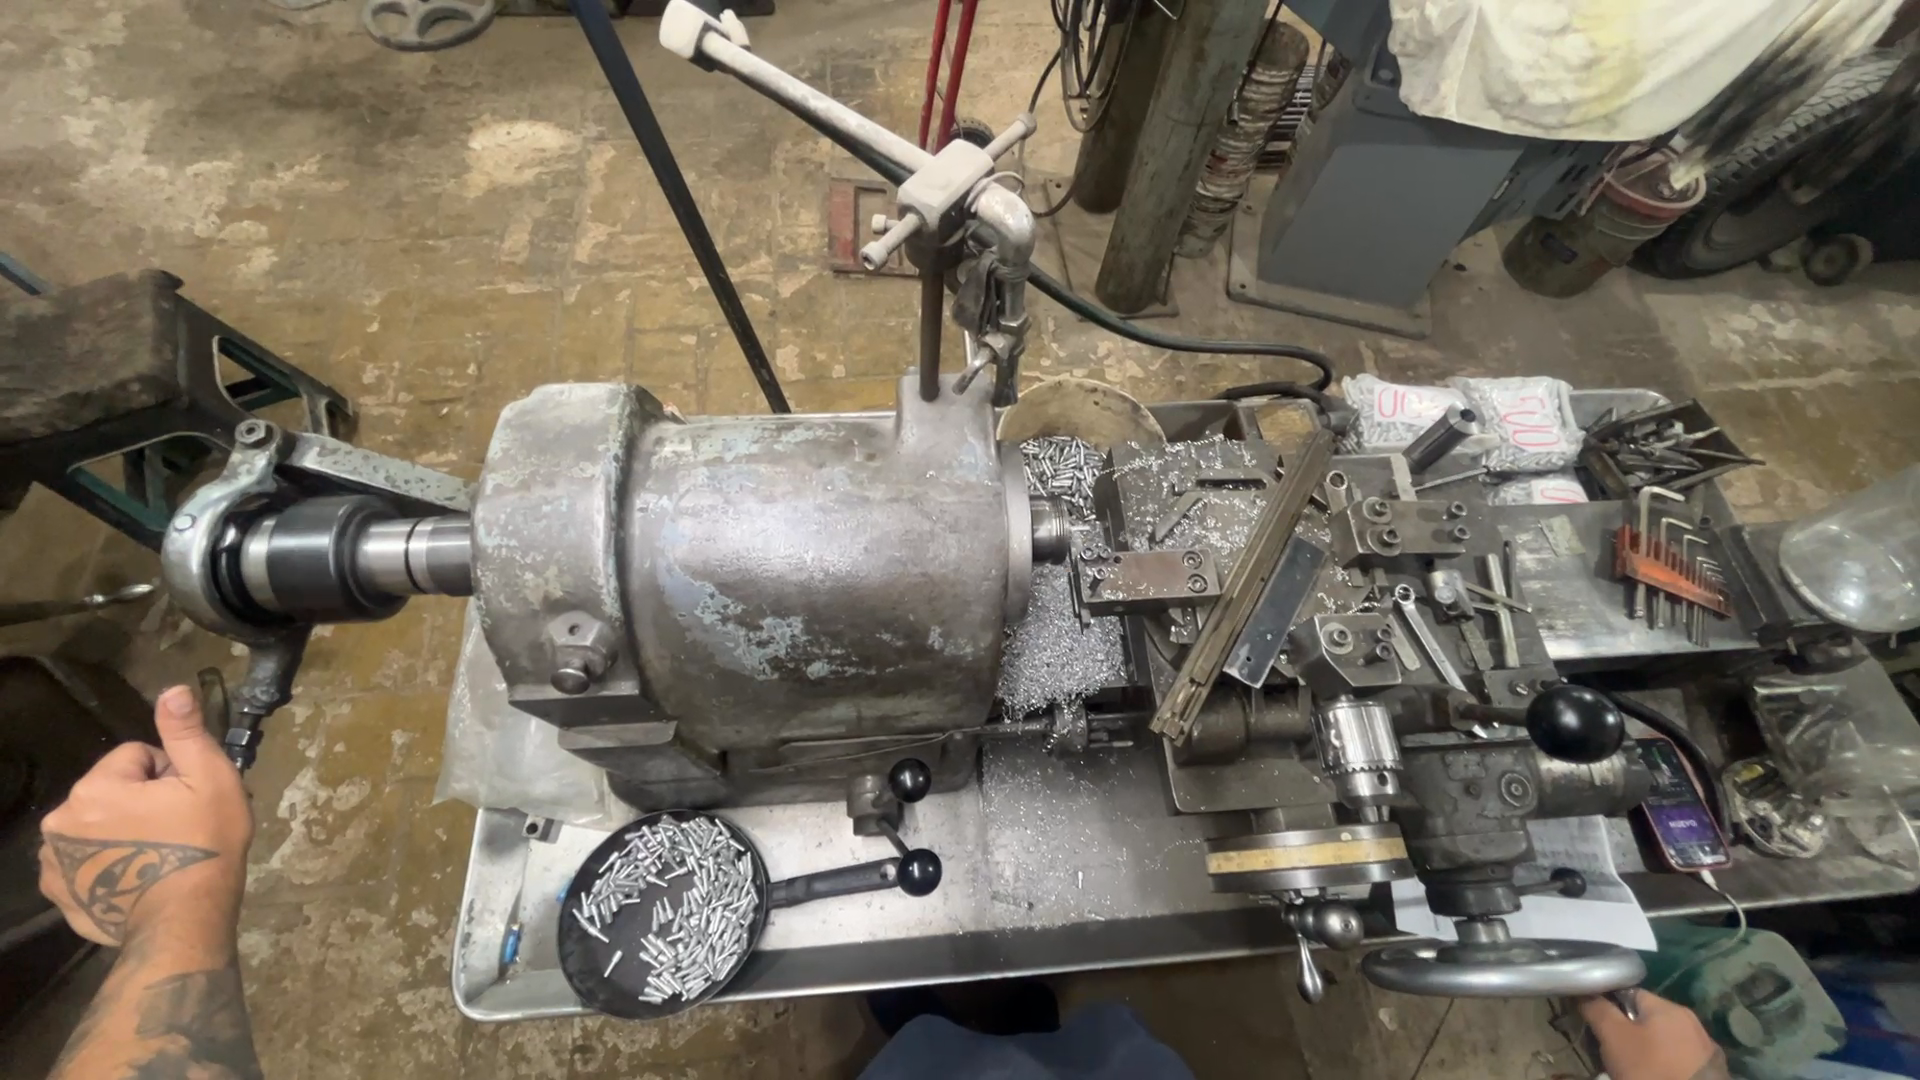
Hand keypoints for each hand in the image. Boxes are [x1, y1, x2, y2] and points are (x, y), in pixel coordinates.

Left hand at [39, 686, 253, 949]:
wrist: (183, 910)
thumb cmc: (204, 837)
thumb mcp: (211, 778)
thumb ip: (185, 734)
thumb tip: (174, 690)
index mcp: (97, 788)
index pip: (137, 756)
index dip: (172, 770)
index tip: (192, 796)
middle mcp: (60, 819)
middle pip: (114, 789)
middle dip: (147, 799)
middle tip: (184, 822)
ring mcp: (50, 859)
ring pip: (98, 823)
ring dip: (126, 828)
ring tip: (163, 850)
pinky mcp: (56, 888)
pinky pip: (84, 857)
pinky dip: (109, 858)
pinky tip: (139, 872)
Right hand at [1581, 990, 1728, 1079]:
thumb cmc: (1650, 1068)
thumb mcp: (1611, 1034)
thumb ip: (1595, 1006)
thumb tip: (1585, 993)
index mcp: (1671, 1008)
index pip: (1627, 994)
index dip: (1608, 1006)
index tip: (1600, 1026)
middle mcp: (1695, 1024)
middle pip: (1647, 1018)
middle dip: (1629, 1030)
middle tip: (1616, 1049)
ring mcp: (1710, 1052)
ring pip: (1664, 1040)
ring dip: (1649, 1049)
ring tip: (1637, 1067)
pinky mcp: (1717, 1075)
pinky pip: (1681, 1060)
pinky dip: (1667, 1065)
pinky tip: (1659, 1076)